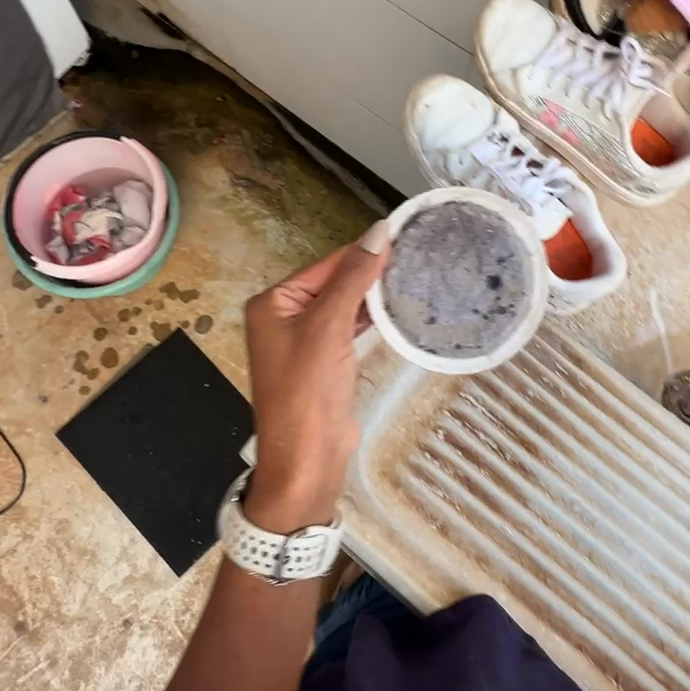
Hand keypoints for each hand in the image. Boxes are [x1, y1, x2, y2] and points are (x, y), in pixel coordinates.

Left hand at [241, 222, 390, 532]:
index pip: (325, 266)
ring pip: (343, 306)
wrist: (306, 458)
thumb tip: (378, 232)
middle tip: (417, 256)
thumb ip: (353, 279)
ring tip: (414, 277)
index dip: (363, 252)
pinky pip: (348, 330)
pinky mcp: (324, 363)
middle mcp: (283, 317)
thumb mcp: (329, 327)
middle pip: (334, 283)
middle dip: (370, 273)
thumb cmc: (308, 390)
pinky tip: (397, 310)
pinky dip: (370, 320)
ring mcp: (303, 342)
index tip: (404, 235)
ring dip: (373, 296)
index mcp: (272, 303)